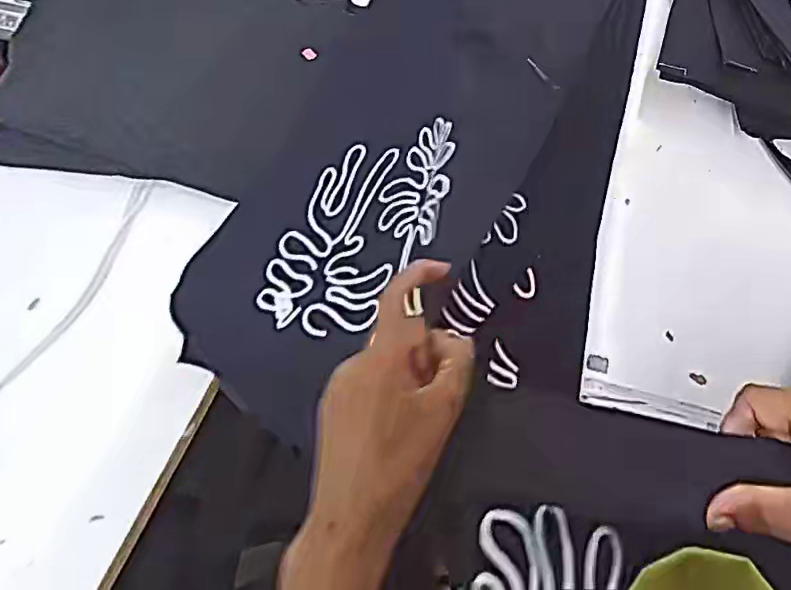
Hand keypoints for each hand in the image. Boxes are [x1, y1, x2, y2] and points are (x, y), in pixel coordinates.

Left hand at [282, 261, 475, 589]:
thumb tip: (453, 338)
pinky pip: (369, 379)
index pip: (399, 295)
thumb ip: (457, 358)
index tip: (442, 271)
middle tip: (440, 387)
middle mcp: (357, 361)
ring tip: (417, 417)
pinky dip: (388, 389)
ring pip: (386, 359)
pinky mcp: (332, 404)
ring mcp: (340, 383)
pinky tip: (394, 427)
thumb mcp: (446, 407)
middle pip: (400, 334)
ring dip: (408, 373)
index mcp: (384, 356)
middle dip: (426, 350)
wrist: (349, 519)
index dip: (420, 273)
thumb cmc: (400, 464)